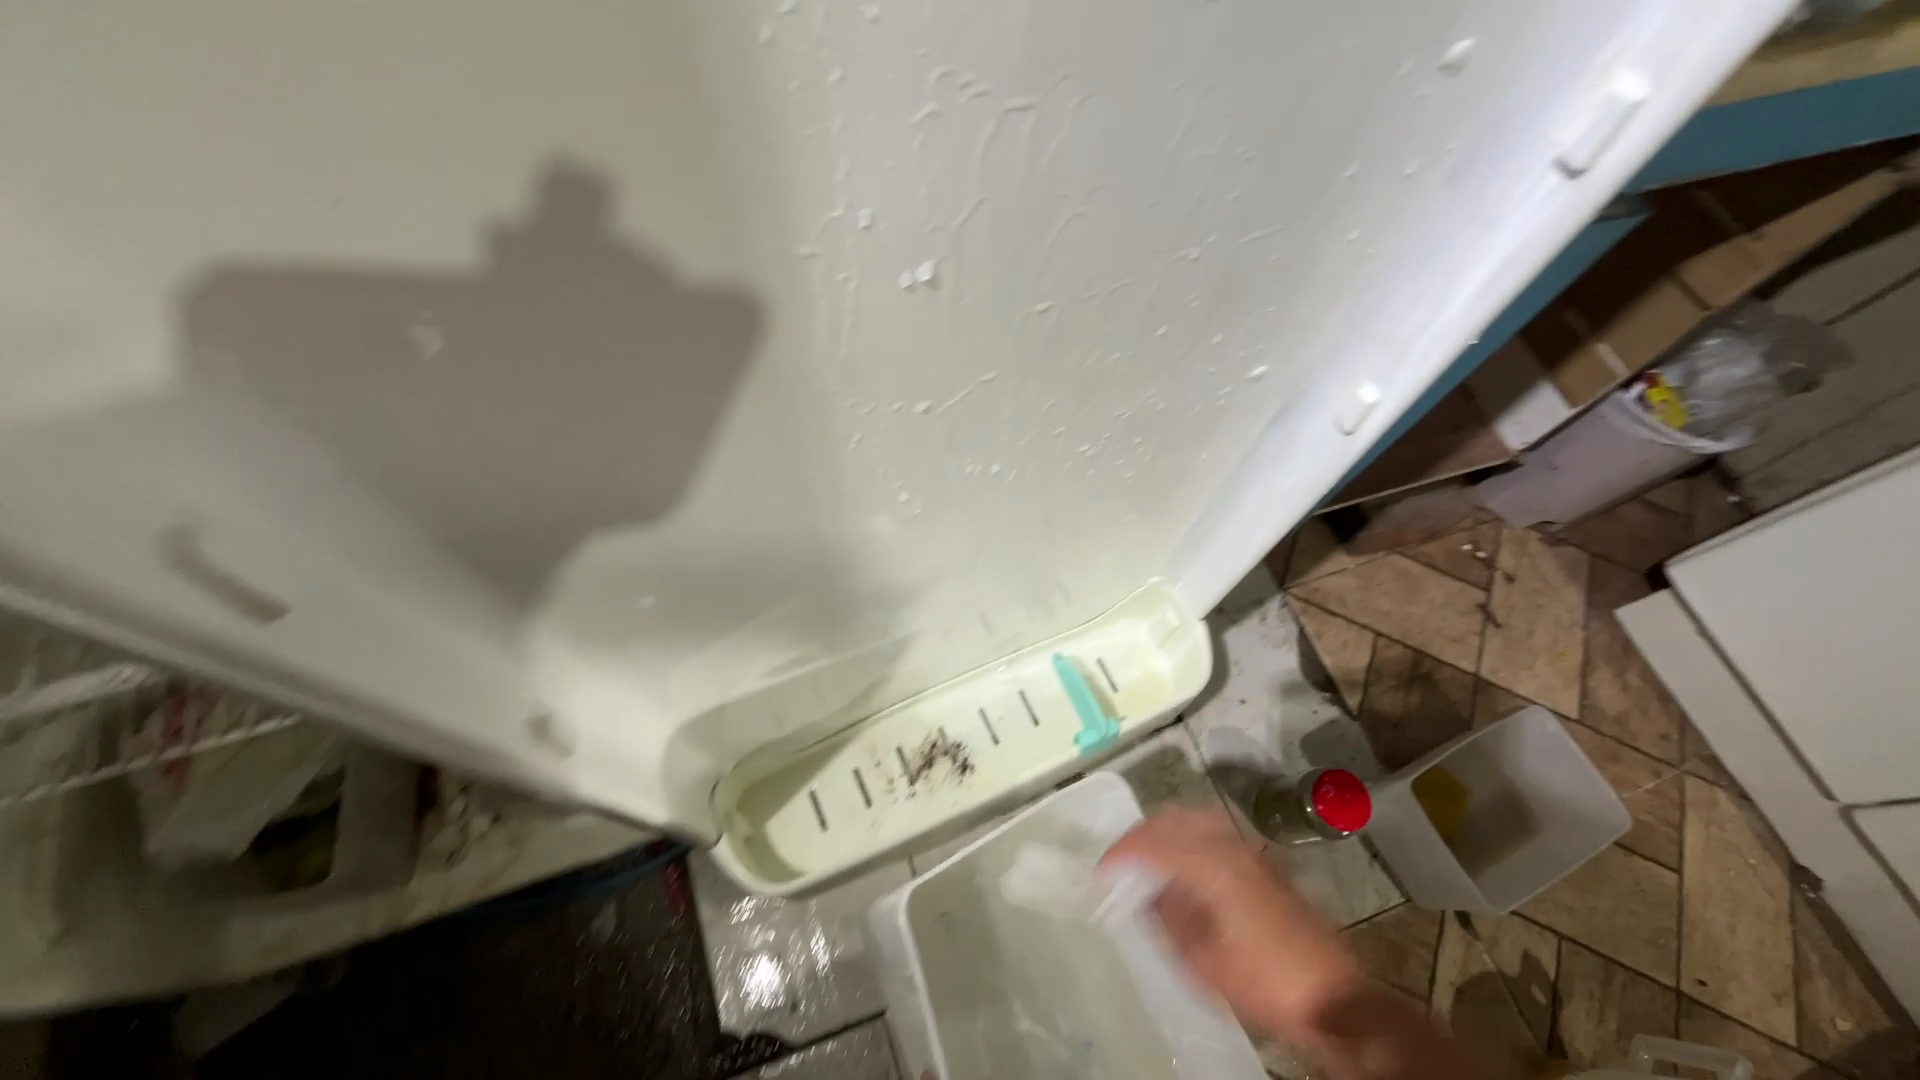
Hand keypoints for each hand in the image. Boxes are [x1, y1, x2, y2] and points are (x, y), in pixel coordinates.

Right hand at [1099, 805, 1368, 1040]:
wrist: (1334, 998)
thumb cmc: (1265, 983)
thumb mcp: (1202, 962)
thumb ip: (1167, 919)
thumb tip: (1143, 893)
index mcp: (1213, 867)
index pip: (1154, 842)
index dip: (1122, 853)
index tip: (1101, 871)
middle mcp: (1233, 847)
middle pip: (1175, 818)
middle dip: (1141, 834)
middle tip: (1120, 860)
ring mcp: (1254, 851)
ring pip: (1198, 819)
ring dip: (1167, 831)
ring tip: (1147, 857)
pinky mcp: (1267, 863)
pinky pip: (1218, 832)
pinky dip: (1191, 837)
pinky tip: (1185, 865)